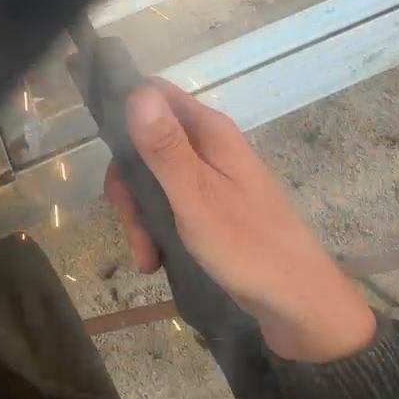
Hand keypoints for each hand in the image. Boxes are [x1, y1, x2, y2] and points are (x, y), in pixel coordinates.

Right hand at [105, 80, 374, 362]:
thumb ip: (164, 147)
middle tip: (128, 220)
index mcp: (209, 132)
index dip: (121, 107)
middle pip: (145, 143)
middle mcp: (209, 146)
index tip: (98, 141)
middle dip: (128, 184)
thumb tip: (136, 92)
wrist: (300, 306)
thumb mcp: (195, 196)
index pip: (154, 94)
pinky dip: (154, 230)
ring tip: (145, 255)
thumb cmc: (248, 246)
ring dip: (139, 216)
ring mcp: (210, 178)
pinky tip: (154, 260)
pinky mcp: (210, 208)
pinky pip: (167, 205)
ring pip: (152, 179)